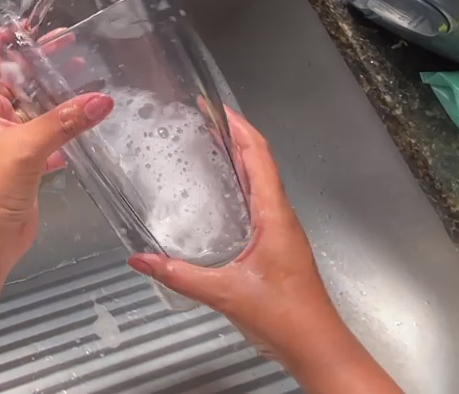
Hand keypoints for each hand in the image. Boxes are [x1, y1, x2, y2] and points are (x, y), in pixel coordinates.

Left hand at [0, 42, 112, 271]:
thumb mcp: (26, 146)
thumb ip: (64, 121)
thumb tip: (100, 99)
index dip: (2, 41)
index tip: (28, 26)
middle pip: (11, 79)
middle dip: (35, 62)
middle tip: (64, 41)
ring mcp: (6, 140)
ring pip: (30, 106)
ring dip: (51, 91)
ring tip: (79, 70)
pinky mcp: (23, 162)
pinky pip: (44, 135)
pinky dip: (61, 126)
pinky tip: (83, 118)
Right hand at [127, 110, 369, 379]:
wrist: (320, 353)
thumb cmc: (284, 318)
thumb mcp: (225, 294)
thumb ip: (179, 275)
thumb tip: (138, 258)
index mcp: (273, 214)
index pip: (259, 155)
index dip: (237, 125)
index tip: (212, 105)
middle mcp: (279, 214)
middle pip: (259, 159)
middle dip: (231, 132)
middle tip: (198, 115)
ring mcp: (279, 228)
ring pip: (258, 177)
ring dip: (236, 153)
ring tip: (203, 139)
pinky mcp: (275, 242)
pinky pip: (256, 196)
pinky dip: (237, 178)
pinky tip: (215, 187)